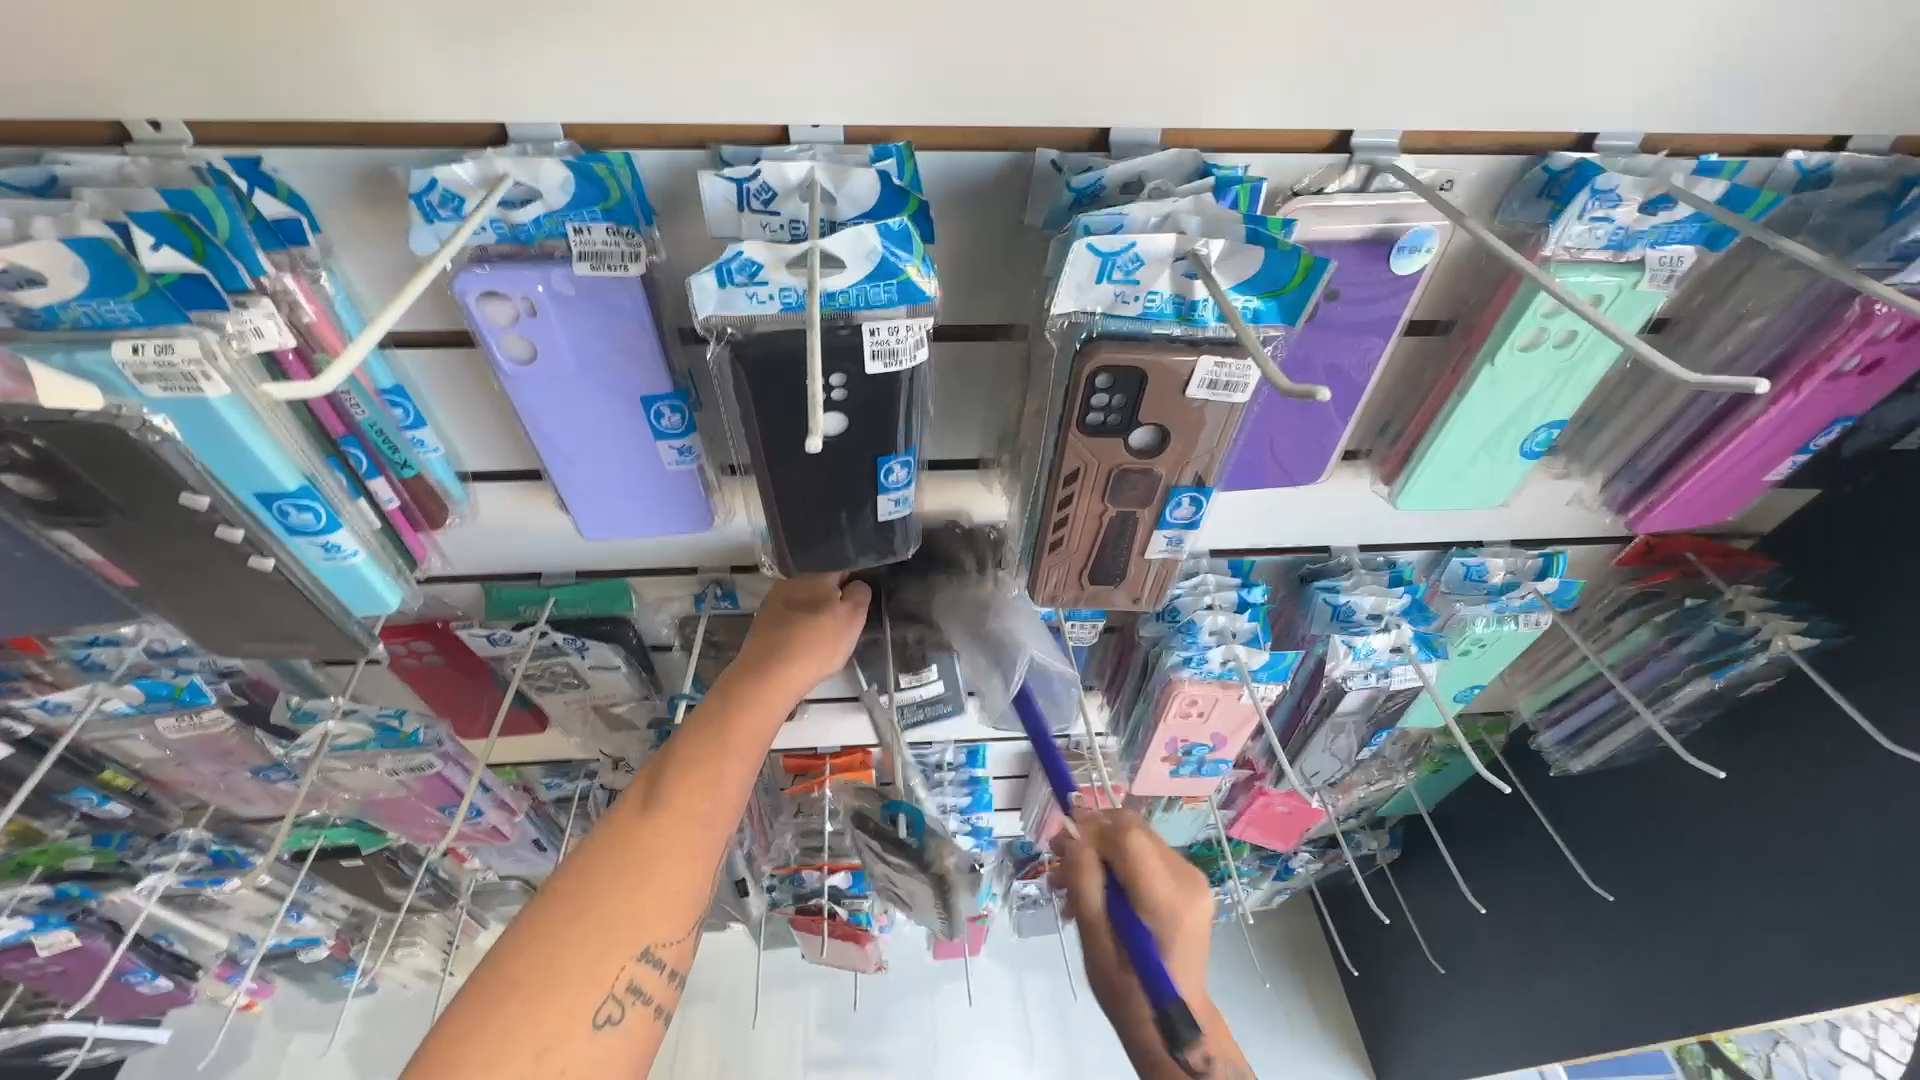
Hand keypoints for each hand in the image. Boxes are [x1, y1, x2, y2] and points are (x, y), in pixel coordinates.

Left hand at [732, 574, 871, 696]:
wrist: (769, 674)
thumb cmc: (818, 645)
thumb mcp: (852, 619)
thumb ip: (859, 595)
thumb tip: (857, 585)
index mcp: (818, 578)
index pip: (843, 576)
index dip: (852, 594)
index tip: (855, 615)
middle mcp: (793, 583)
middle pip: (819, 590)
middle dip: (829, 605)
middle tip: (838, 631)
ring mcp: (772, 602)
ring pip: (801, 605)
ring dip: (810, 618)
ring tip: (816, 643)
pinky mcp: (760, 622)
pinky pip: (786, 621)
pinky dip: (794, 630)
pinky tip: (797, 648)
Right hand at [1054, 809, 1253, 1079]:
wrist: (1171, 1022)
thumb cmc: (1128, 991)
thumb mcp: (1095, 940)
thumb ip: (1085, 882)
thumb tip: (1073, 835)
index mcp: (1166, 897)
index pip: (1126, 833)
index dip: (1089, 829)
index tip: (1059, 847)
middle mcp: (1187, 878)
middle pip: (1133, 829)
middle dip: (1092, 837)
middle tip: (1058, 861)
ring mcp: (1193, 878)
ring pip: (1138, 838)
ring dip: (1103, 850)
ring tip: (1071, 882)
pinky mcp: (1190, 883)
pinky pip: (1148, 854)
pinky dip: (1119, 863)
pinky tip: (1100, 891)